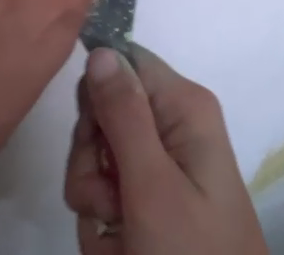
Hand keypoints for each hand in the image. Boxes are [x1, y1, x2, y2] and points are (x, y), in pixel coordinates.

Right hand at [65, 45, 269, 254]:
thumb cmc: (191, 252)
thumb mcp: (153, 186)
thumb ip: (124, 116)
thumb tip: (101, 49)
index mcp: (184, 107)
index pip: (123, 62)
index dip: (97, 96)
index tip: (94, 139)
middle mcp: (174, 126)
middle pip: (103, 115)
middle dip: (91, 163)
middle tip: (109, 203)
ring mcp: (162, 165)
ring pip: (97, 161)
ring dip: (94, 202)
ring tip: (121, 236)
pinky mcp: (152, 199)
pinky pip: (105, 196)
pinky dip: (105, 227)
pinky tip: (122, 249)